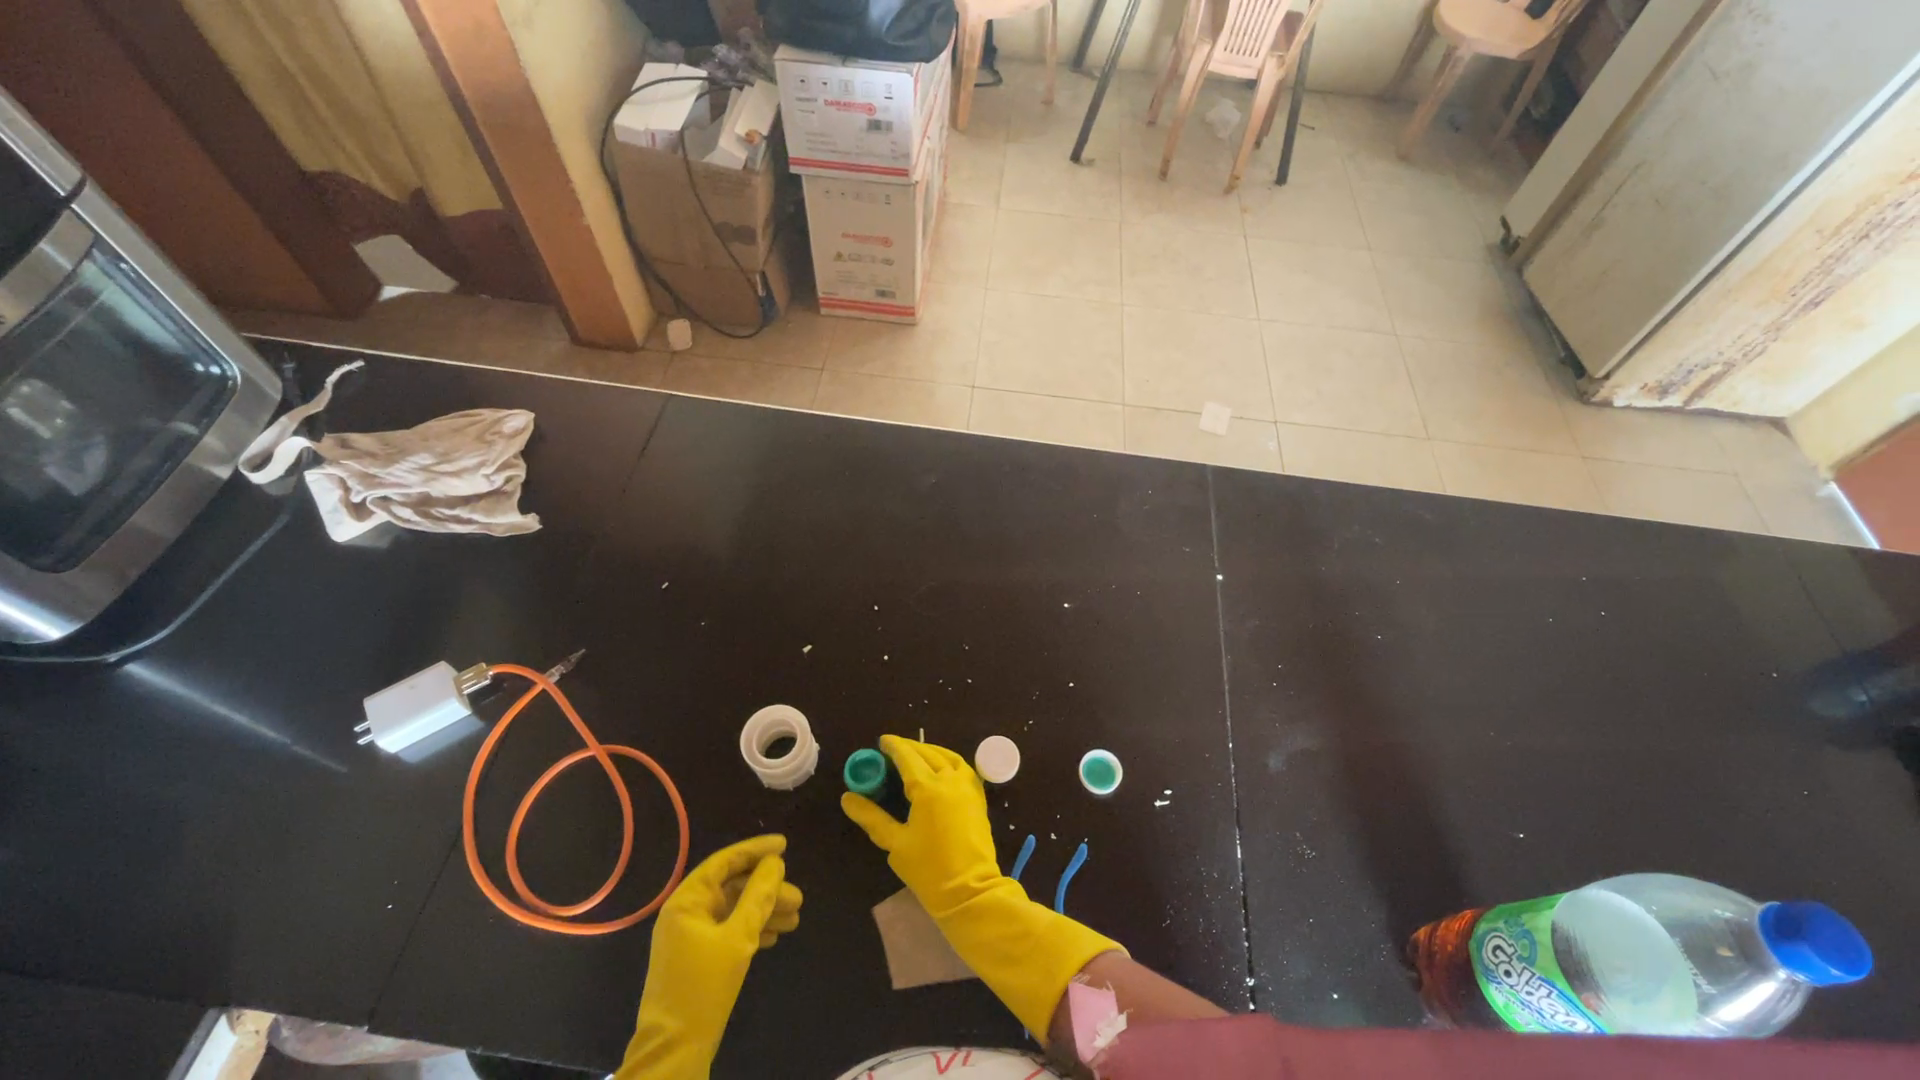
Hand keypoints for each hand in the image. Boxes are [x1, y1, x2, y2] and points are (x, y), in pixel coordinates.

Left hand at [616, 835, 801, 1079]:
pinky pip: (729, 931)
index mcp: (687, 900)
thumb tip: (775, 863)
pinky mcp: (698, 957)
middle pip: (732, 887)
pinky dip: (752, 930)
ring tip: (795, 920)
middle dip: (766, 890)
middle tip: (798, 900)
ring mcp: (690, 936)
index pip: (724, 862)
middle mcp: (686, 912)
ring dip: (763, 911)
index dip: (755, 851)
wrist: (675, 1046)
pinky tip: (774, 936)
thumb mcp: (738, 938)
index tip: (785, 846)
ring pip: (734, 911)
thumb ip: (757, 897)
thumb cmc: (704, 986)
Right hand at [839, 736, 1000, 917]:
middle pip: (928, 754)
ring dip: (931, 751)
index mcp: (928, 789)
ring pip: (949, 757)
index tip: (882, 741)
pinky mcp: (978, 798)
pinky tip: (941, 768)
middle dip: (910, 748)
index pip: (908, 758)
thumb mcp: (895, 843)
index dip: (894, 746)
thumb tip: (847, 798)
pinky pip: (964, 769)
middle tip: (893, 749)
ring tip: (916, 754)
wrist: (969, 890)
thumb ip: (871, 817)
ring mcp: (968, 788)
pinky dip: (950, 761)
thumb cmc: (928, 869)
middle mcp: (950, 780)